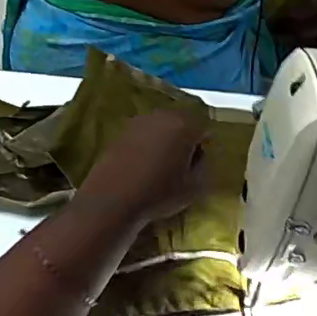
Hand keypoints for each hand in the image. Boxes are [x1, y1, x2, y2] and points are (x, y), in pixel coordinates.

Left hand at [75, 110, 208, 225]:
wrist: (112, 199)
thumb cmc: (158, 193)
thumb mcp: (193, 187)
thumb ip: (202, 165)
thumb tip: (198, 155)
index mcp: (184, 126)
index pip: (203, 129)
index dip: (204, 145)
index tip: (199, 162)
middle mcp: (161, 116)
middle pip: (180, 123)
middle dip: (183, 138)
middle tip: (181, 161)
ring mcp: (137, 122)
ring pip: (159, 127)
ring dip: (163, 139)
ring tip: (160, 163)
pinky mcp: (120, 132)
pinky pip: (141, 135)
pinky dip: (145, 144)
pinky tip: (142, 163)